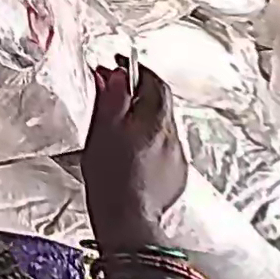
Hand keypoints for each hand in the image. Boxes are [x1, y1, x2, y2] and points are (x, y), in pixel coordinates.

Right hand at [82, 67, 186, 251]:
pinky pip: (163, 147)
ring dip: (141, 117)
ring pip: (160, 126)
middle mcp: (173, 137)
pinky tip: (129, 150)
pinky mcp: (176, 175)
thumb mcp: (102, 127)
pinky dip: (147, 139)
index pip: (155, 83)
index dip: (137, 69)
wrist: (127, 215)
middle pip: (159, 104)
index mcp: (155, 121)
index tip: (119, 63)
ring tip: (115, 122)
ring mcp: (177, 158)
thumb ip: (111, 97)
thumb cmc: (109, 170)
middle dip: (136, 92)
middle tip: (110, 89)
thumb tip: (116, 75)